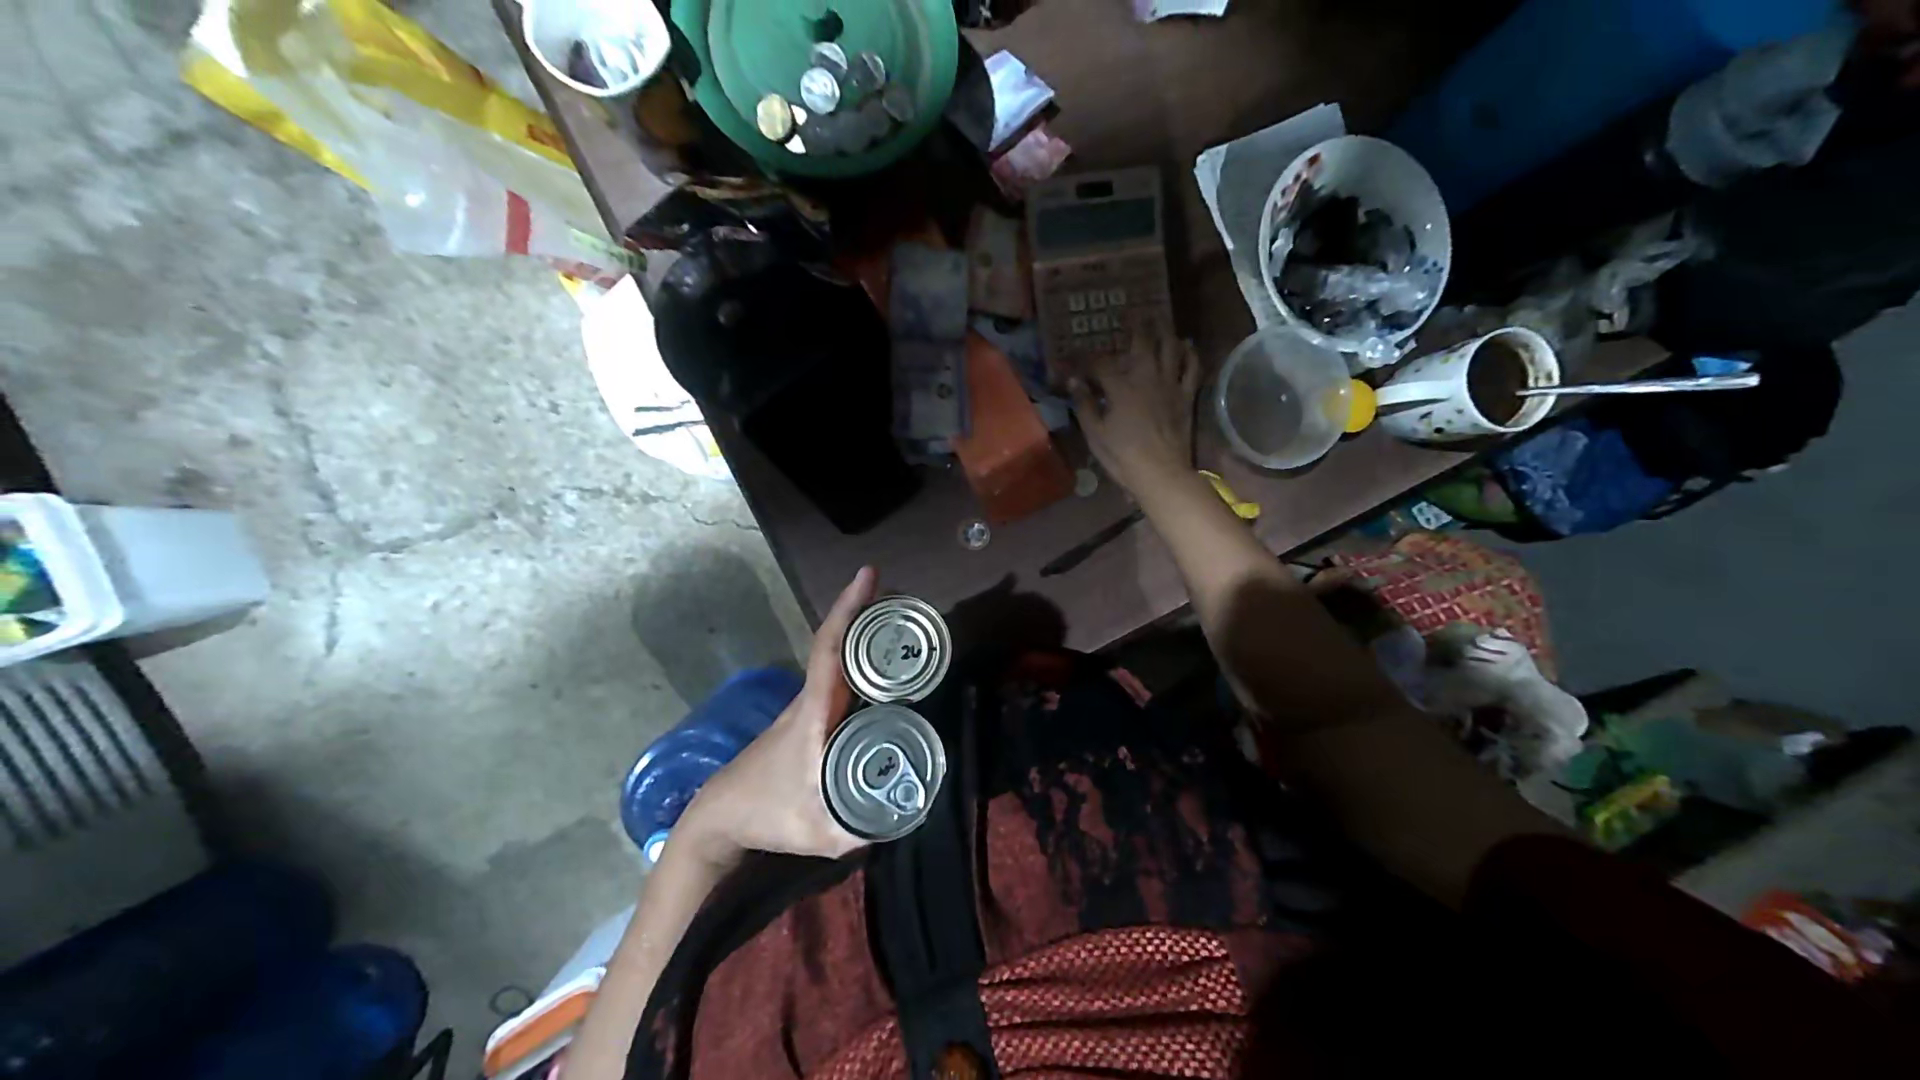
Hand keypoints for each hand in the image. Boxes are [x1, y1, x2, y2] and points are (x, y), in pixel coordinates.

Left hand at [672, 567, 879, 871]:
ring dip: (865, 638)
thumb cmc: (762, 812)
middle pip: (841, 645)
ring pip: (839, 662)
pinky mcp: (808, 720)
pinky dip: (859, 664)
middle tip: (905, 598)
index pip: (830, 649)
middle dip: (869, 615)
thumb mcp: (816, 829)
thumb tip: (902, 815)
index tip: (868, 574)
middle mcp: (810, 700)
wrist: (719, 817)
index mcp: (813, 712)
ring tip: (903, 626)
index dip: (848, 609)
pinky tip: (882, 673)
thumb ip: (858, 829)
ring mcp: (807, 708)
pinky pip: (838, 681)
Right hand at [1069, 335, 1200, 495]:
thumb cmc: (1122, 456)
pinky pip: (1192, 368)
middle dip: (1135, 327)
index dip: (1086, 360)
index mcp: (1120, 387)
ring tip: (1160, 321)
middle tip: (1133, 315)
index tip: (1075, 360)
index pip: (1100, 364)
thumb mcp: (1095, 433)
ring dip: (1164, 332)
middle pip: (1141, 343)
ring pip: (1170, 348)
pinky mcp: (1186, 396)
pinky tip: (1186, 346)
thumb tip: (1073, 381)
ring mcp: (1170, 384)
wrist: (1161, 473)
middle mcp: (1146, 377)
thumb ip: (1084, 404)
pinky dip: (1190, 353)